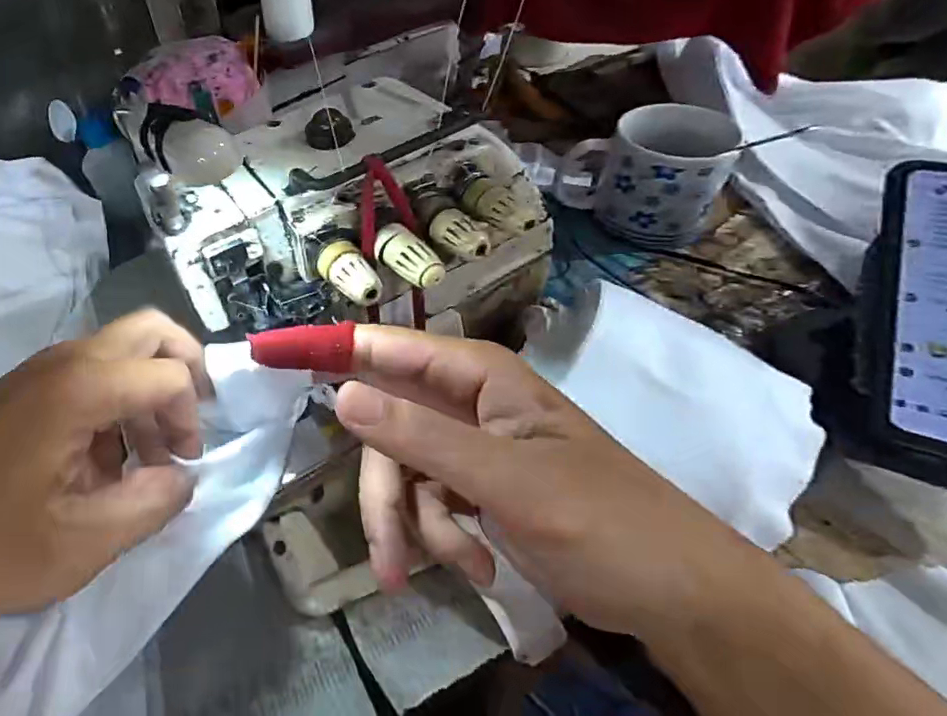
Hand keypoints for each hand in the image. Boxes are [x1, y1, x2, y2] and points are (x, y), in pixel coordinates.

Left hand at [0, 310, 205, 635]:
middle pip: (149, 332)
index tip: (183, 468)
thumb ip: (148, 507)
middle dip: (183, 372)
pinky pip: (87, 375)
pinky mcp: (19, 389)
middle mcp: (64, 360)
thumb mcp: (77, 544)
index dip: (191, 420)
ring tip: (141, 463)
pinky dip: (112, 404)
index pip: (169, 375)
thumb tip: (184, 478)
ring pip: (118, 353)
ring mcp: (37, 371)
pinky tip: (97, 465)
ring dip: (145, 394)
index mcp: (82, 386)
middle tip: (186, 430)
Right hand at [337, 326, 775, 641]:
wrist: (679, 599)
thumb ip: (418, 436)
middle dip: (387, 493)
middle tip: (390, 553)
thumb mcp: (505, 480)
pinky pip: (427, 502)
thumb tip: (341, 392)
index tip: (266, 355)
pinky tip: (479, 566)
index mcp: (474, 374)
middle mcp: (463, 400)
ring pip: (401, 472)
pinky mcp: (474, 485)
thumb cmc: (604, 520)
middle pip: (385, 428)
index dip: (324, 349)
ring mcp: (467, 444)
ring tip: (459, 567)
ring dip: (418, 526)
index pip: (382, 347)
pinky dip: (442, 538)